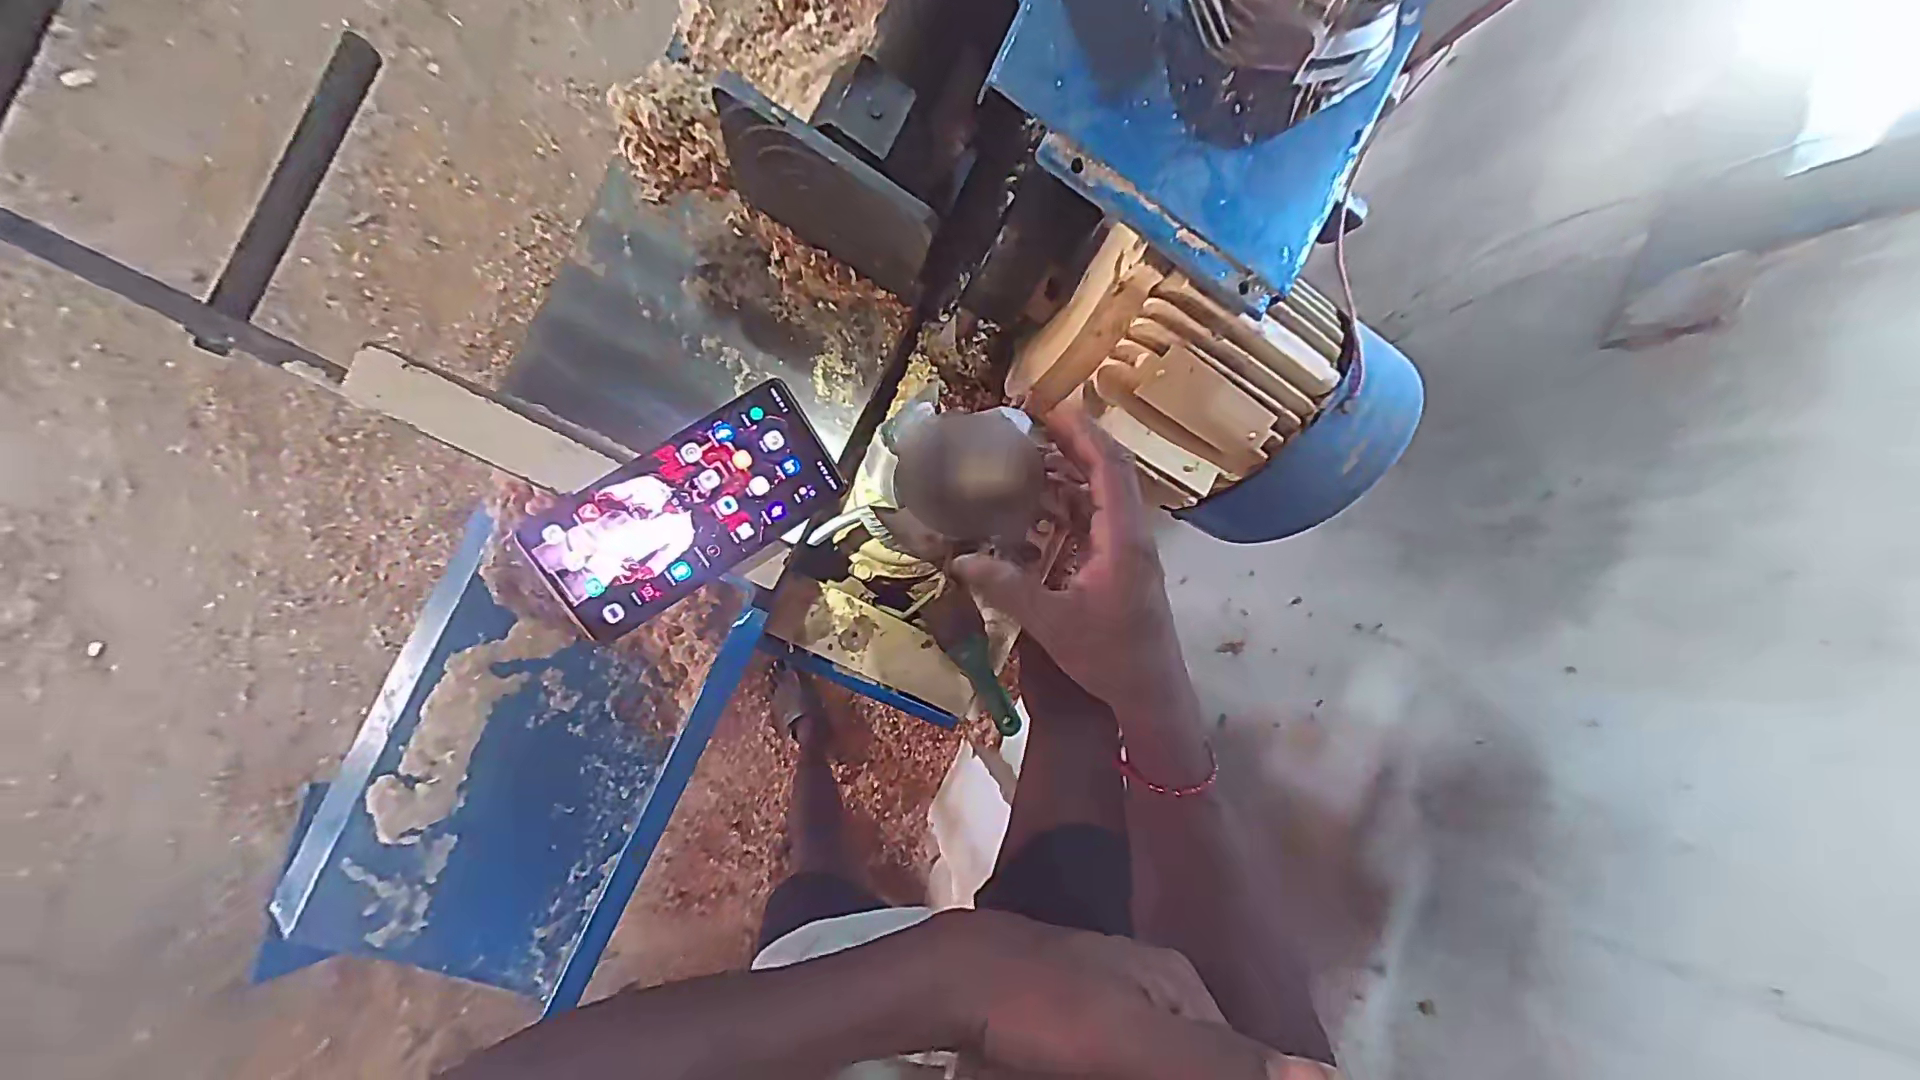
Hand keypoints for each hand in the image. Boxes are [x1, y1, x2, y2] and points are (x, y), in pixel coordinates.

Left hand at [930, 910, 1337, 1079]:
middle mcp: (1153, 986)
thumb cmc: (1047, 1003)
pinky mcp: (1079, 1019)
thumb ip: (1220, 1060)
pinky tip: (1086, 1061)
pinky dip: (1115, 1061)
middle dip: (1174, 1068)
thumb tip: (1328, 1078)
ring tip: (1088, 1059)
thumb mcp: (1135, 1039)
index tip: (1159, 1073)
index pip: (1231, 1058)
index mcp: (1178, 982)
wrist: (961, 977)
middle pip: (1192, 1059)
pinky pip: (1118, 1056)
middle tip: (1108, 1062)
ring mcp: (1113, 999)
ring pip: (1154, 1058)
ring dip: (1148, 1062)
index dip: (1228, 1076)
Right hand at [952, 401, 1186, 711]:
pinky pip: (1094, 519)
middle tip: (1032, 423)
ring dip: (1068, 473)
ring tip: (1028, 458)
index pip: (1107, 468)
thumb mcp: (1054, 623)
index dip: (1080, 432)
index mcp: (1122, 538)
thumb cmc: (1111, 657)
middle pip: (1108, 471)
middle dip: (1073, 441)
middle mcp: (1130, 534)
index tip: (1048, 407)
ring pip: (1100, 494)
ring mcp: (1127, 548)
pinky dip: (1067, 505)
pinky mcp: (1119, 563)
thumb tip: (961, 560)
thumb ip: (1008, 588)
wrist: (1150, 692)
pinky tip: (1038, 508)